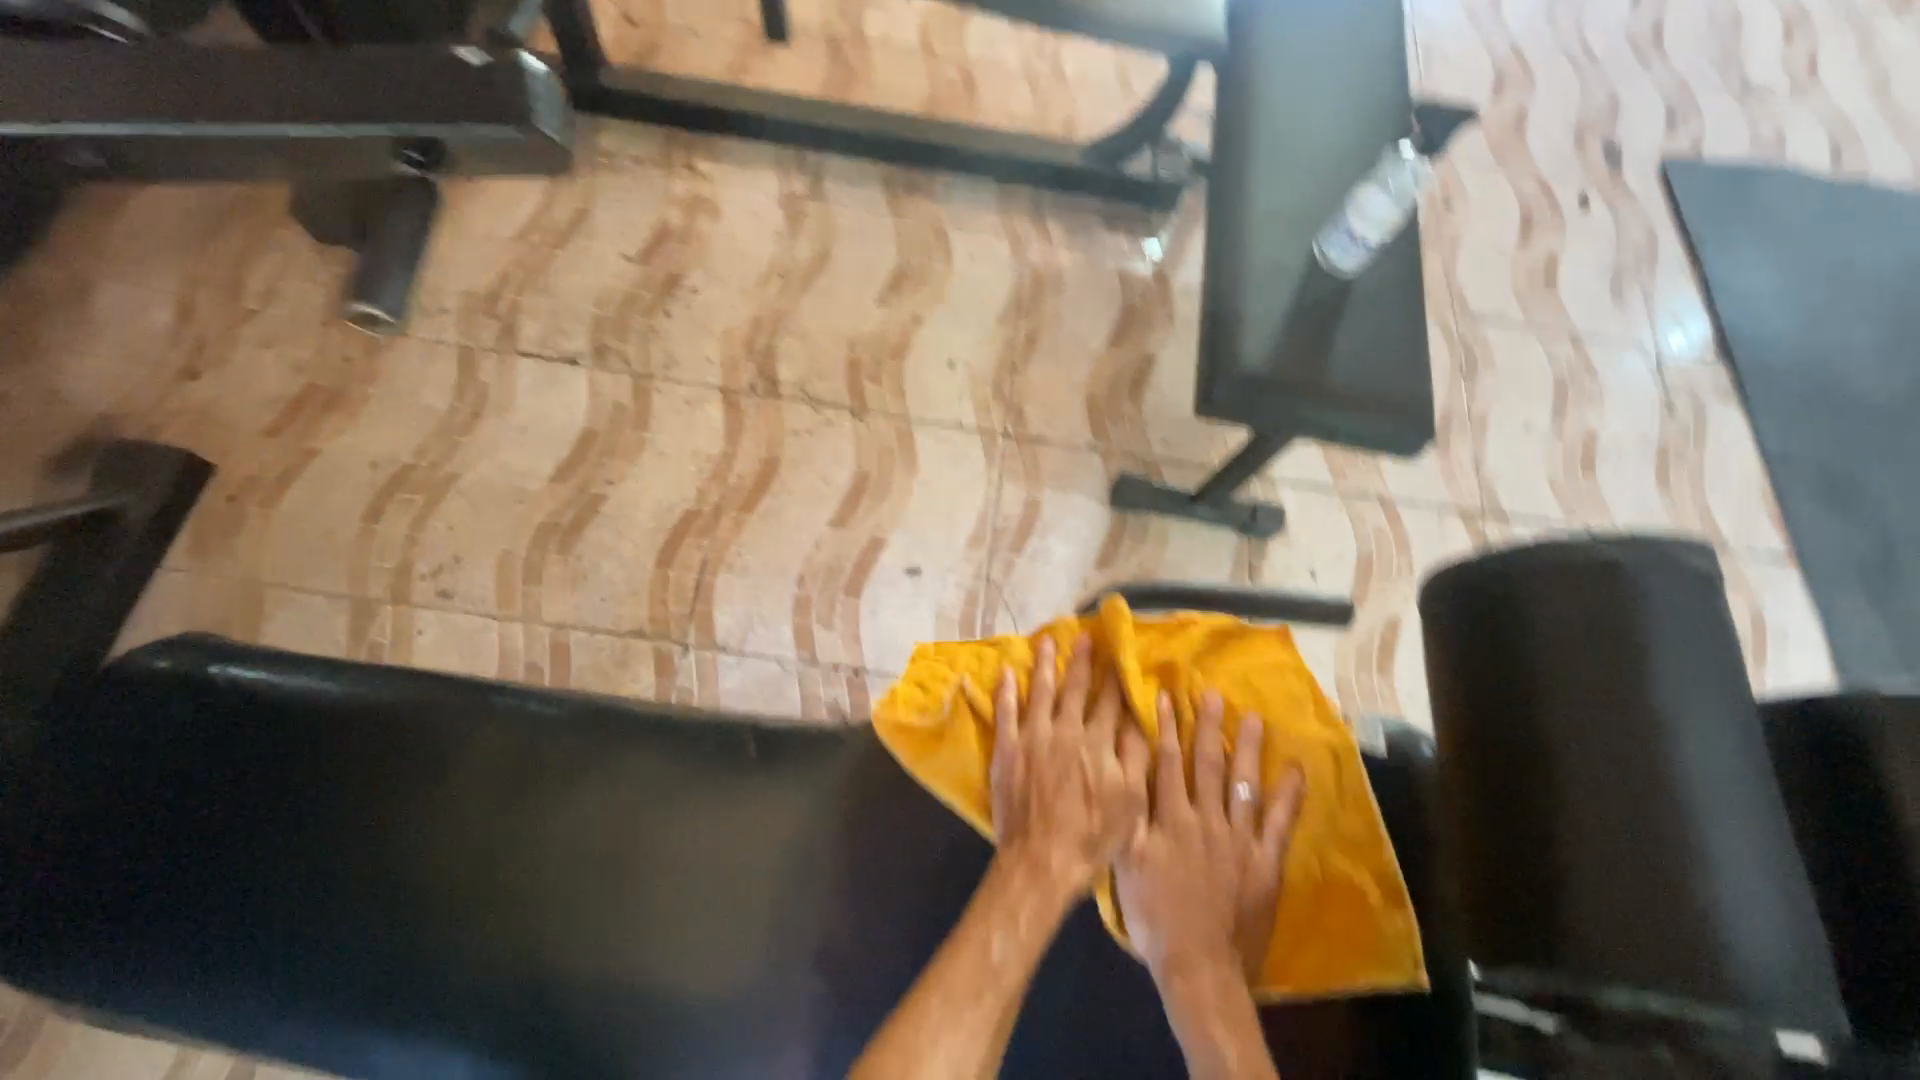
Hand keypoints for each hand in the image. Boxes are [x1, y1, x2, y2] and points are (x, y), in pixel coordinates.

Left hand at [989, 635, 1151, 897]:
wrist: (1042, 858)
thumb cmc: (1092, 836)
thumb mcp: (1130, 801)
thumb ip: (1135, 757)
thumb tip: (1140, 719)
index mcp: (1098, 743)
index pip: (1110, 703)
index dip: (1115, 679)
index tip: (1117, 655)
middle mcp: (1066, 731)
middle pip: (1075, 690)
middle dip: (1082, 662)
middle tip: (1084, 637)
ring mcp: (1033, 737)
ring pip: (1040, 692)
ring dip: (1044, 665)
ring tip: (1046, 641)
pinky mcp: (1007, 749)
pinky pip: (1004, 712)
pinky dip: (1005, 690)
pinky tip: (1005, 672)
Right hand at [1115, 689, 1305, 986]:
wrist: (1199, 963)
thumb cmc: (1154, 915)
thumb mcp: (1125, 863)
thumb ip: (1128, 815)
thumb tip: (1125, 770)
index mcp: (1170, 819)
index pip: (1167, 762)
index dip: (1166, 728)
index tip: (1166, 696)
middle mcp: (1206, 819)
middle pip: (1208, 764)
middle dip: (1209, 726)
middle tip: (1214, 693)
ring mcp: (1240, 839)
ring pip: (1244, 783)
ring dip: (1248, 748)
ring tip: (1254, 718)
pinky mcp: (1265, 861)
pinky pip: (1280, 822)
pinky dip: (1289, 795)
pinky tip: (1295, 769)